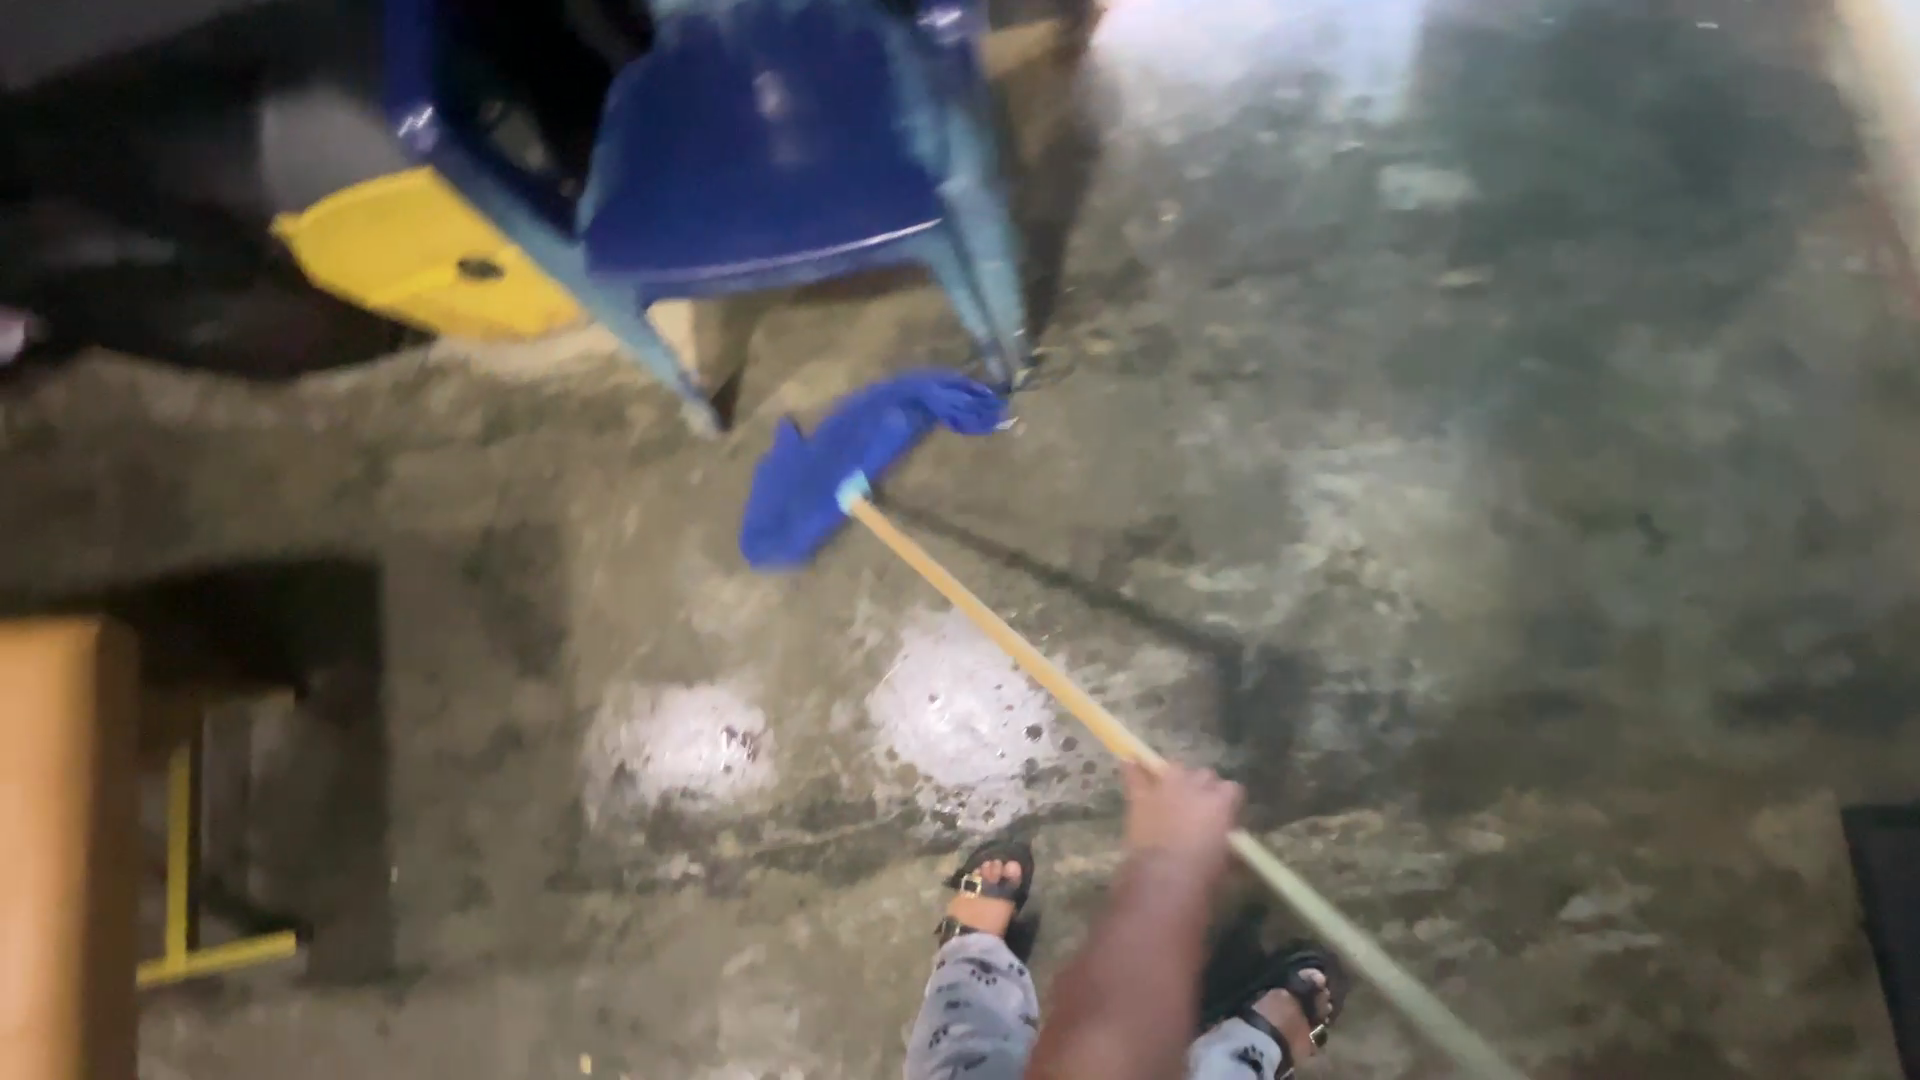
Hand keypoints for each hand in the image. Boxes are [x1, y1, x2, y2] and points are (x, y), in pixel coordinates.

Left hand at [1121, 761, 1242, 880]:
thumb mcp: (1226, 863)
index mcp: (1221, 802)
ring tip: (1173, 792)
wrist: (1163, 876)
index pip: (1233, 789)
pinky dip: (1133, 769)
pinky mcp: (1141, 795)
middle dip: (1204, 786)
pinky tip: (1130, 764)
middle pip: (1205, 774)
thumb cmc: (1202, 875)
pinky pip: (1134, 772)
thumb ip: (1229, 846)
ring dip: (1177, 777)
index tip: (1226, 814)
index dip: (1229, 800)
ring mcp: (1166, 786)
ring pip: (1175, 767)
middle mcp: (1195, 787)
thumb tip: (1229, 847)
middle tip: (1199, 806)